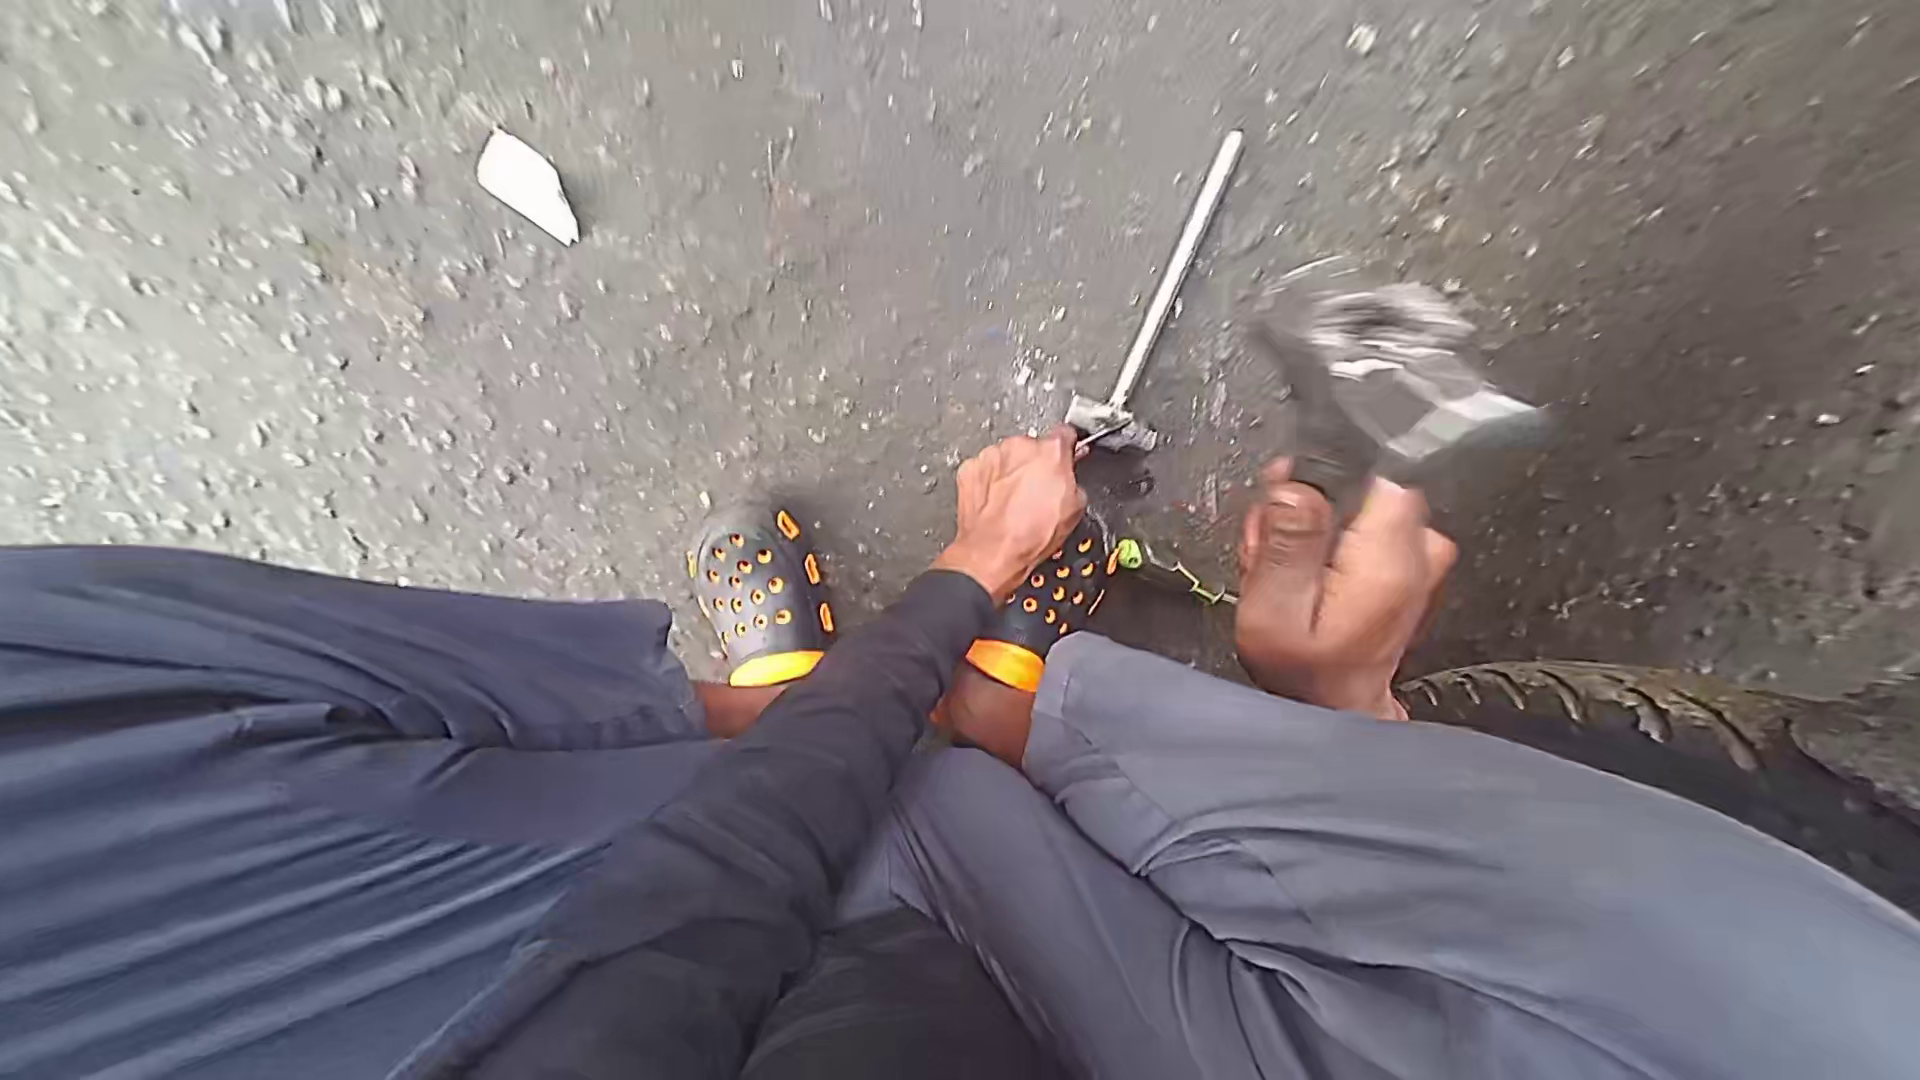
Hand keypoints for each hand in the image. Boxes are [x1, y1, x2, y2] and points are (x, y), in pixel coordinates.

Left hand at [932, 426, 1087, 601]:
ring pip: (1006, 458)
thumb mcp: (1075, 509)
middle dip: (1035, 465)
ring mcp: (992, 456)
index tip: (1065, 456)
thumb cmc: (1030, 535)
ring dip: (1010, 474)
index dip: (1066, 447)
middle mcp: (1019, 446)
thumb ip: (1074, 481)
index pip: (1064, 434)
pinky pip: (984, 470)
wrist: (993, 551)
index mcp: (1050, 451)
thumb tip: (1070, 478)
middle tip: (1036, 492)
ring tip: (1013, 503)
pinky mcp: (970, 469)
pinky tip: (996, 504)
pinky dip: (989, 482)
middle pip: (1032, 447)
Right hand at [1234, 460, 1455, 719]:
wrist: (1335, 706)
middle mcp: (1417, 550)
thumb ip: (1286, 545)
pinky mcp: (1407, 564)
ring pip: (1352, 506)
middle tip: (1271, 556)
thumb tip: (1294, 486)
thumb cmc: (1302, 669)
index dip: (1310, 484)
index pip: (1362, 473)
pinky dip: (1325, 544)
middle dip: (1301, 512)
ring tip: (1284, 572)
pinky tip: (1303, 574)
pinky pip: (1360, 526)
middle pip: (1352, 489)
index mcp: (1387, 558)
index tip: (1277, 516)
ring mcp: (1418, 556)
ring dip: (1307, 530)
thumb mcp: (1273, 610)